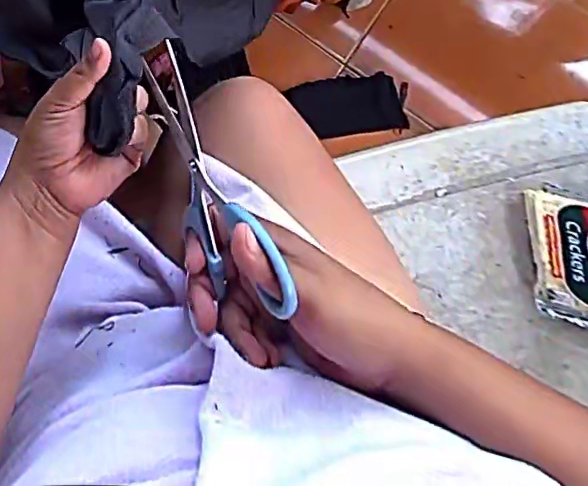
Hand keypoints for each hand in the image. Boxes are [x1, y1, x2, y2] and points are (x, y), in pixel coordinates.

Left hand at [5, 39, 150, 238]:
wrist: (46, 187)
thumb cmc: (42, 144)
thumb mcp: (58, 100)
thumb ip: (82, 73)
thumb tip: (101, 45)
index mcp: (88, 90)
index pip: (112, 68)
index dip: (117, 63)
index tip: (119, 58)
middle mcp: (107, 107)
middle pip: (132, 85)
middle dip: (126, 89)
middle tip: (109, 98)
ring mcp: (120, 128)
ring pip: (142, 107)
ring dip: (128, 113)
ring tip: (107, 125)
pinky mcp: (132, 150)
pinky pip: (146, 133)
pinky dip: (134, 135)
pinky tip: (116, 141)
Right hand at [187, 215, 428, 394]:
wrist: (388, 362)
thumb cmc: (355, 319)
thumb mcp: (309, 295)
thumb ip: (268, 266)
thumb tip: (235, 229)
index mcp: (273, 242)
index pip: (222, 225)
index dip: (202, 242)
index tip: (199, 271)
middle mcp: (267, 261)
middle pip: (216, 267)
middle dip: (208, 295)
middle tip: (210, 323)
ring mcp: (270, 291)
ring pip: (226, 302)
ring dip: (233, 330)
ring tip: (261, 352)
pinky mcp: (274, 320)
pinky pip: (242, 327)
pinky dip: (247, 343)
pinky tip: (268, 357)